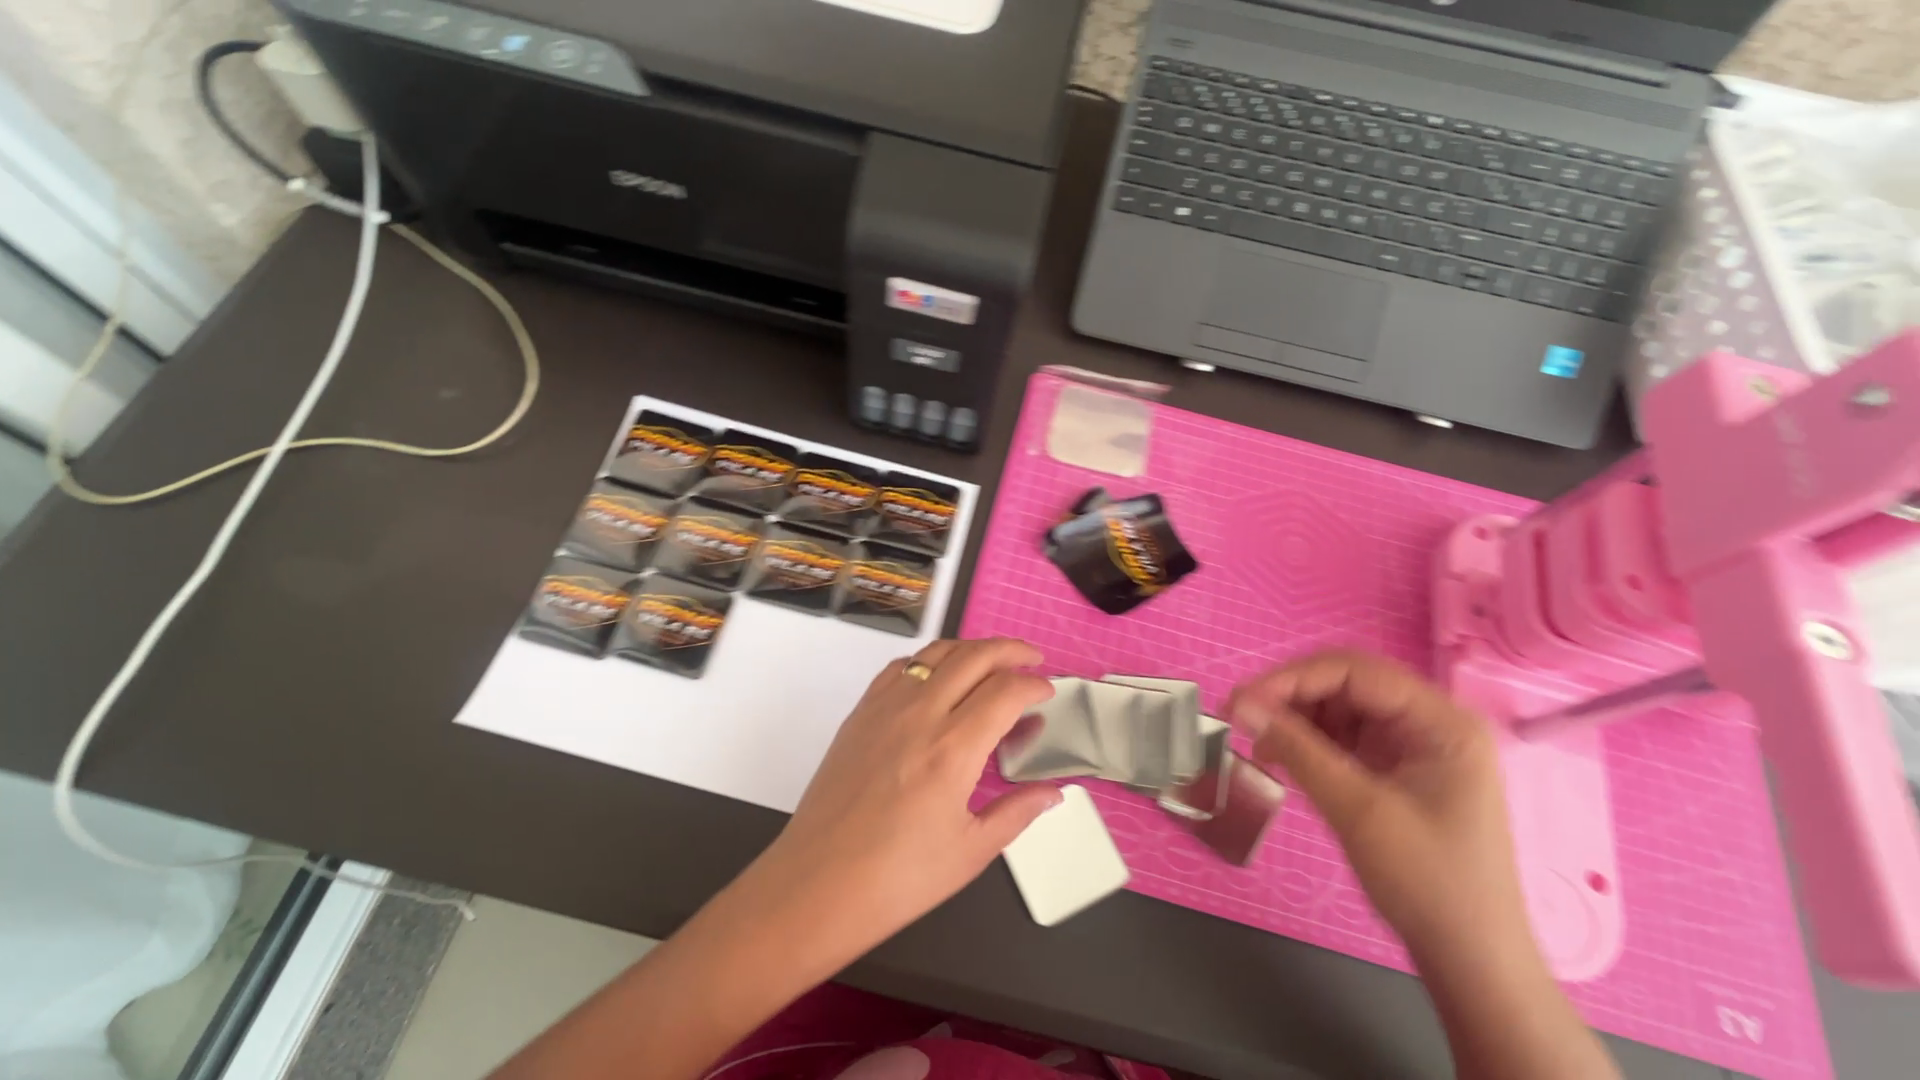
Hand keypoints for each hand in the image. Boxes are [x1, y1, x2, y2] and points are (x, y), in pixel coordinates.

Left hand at [741, 638, 1061, 961]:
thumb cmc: (898, 879)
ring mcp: (883, 710)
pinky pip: (899, 669)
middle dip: (1010, 650)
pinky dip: (928, 662)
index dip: (1034, 684)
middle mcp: (919, 716)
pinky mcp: (858, 716)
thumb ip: (1017, 812)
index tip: (1047, 692)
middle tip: (1032, 659)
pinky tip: (937, 682)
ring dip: (970, 650)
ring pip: (934, 654)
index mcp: (953, 750)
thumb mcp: (971, 851)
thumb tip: (1052, 792)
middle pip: (973, 656)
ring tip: (991, 664)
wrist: (817, 885)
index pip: (1005, 691)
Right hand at [1226, 650, 1526, 958]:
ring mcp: (1417, 748)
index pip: (1356, 672)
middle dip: (1292, 696)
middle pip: (1349, 685)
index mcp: (1442, 721)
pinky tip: (1280, 758)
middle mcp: (1432, 723)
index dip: (1293, 678)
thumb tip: (1241, 704)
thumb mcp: (1357, 810)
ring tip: (1257, 742)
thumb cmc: (1427, 882)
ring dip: (1297, 719)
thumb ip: (1298, 749)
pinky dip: (1310, 744)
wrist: (1471, 958)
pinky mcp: (1400, 771)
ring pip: (1342, 709)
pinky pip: (1346, 739)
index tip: (1241, 700)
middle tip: (1240, 717)